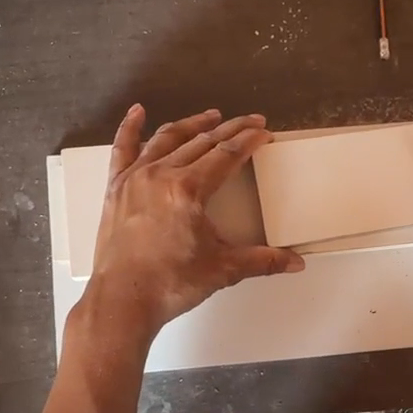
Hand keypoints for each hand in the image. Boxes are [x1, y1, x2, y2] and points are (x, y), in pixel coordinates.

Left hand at [84, 106, 303, 336]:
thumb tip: (296, 263)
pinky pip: (122, 149)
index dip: (249, 141)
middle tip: (251, 121)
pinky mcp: (115, 188)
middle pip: (202, 141)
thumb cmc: (172, 284)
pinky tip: (138, 112)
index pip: (226, 155)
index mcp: (188, 190)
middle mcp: (161, 175)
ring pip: (167, 139)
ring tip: (212, 116)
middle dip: (230, 129)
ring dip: (193, 125)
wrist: (123, 301)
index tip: (264, 133)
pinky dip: (130, 128)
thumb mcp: (223, 270)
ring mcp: (135, 178)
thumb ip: (262, 261)